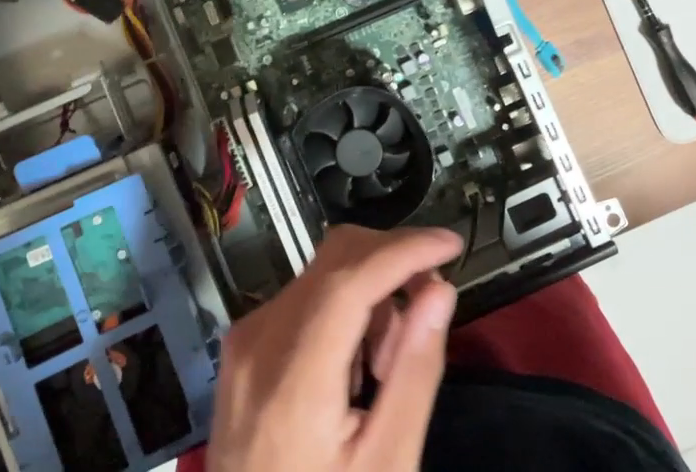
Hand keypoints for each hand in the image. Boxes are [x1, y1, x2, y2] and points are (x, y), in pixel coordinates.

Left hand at [208, 224, 462, 471]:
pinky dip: (344, 310)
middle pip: (335, 259)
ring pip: (323, 273)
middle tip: (424, 322)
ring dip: (372, 295)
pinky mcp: (244, 346)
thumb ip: (414, 375)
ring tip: (386, 368)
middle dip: (394, 267)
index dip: (405, 250)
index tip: (451, 245)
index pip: (350, 279)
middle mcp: (259, 341)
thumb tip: (439, 291)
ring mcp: (245, 340)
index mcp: (293, 378)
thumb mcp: (386, 463)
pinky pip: (305, 297)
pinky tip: (357, 367)